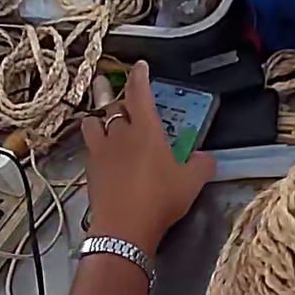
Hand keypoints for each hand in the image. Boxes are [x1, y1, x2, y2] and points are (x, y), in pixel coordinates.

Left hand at [82, 61, 212, 253]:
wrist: (124, 229)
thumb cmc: (160, 200)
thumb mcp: (191, 183)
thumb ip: (201, 165)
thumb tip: (206, 158)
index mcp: (146, 130)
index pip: (139, 92)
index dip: (139, 76)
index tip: (140, 66)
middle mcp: (119, 134)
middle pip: (112, 104)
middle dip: (114, 94)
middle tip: (114, 90)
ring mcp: (101, 151)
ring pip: (93, 122)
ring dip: (98, 116)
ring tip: (102, 119)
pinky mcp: (90, 169)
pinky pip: (89, 146)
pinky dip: (94, 142)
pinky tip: (101, 150)